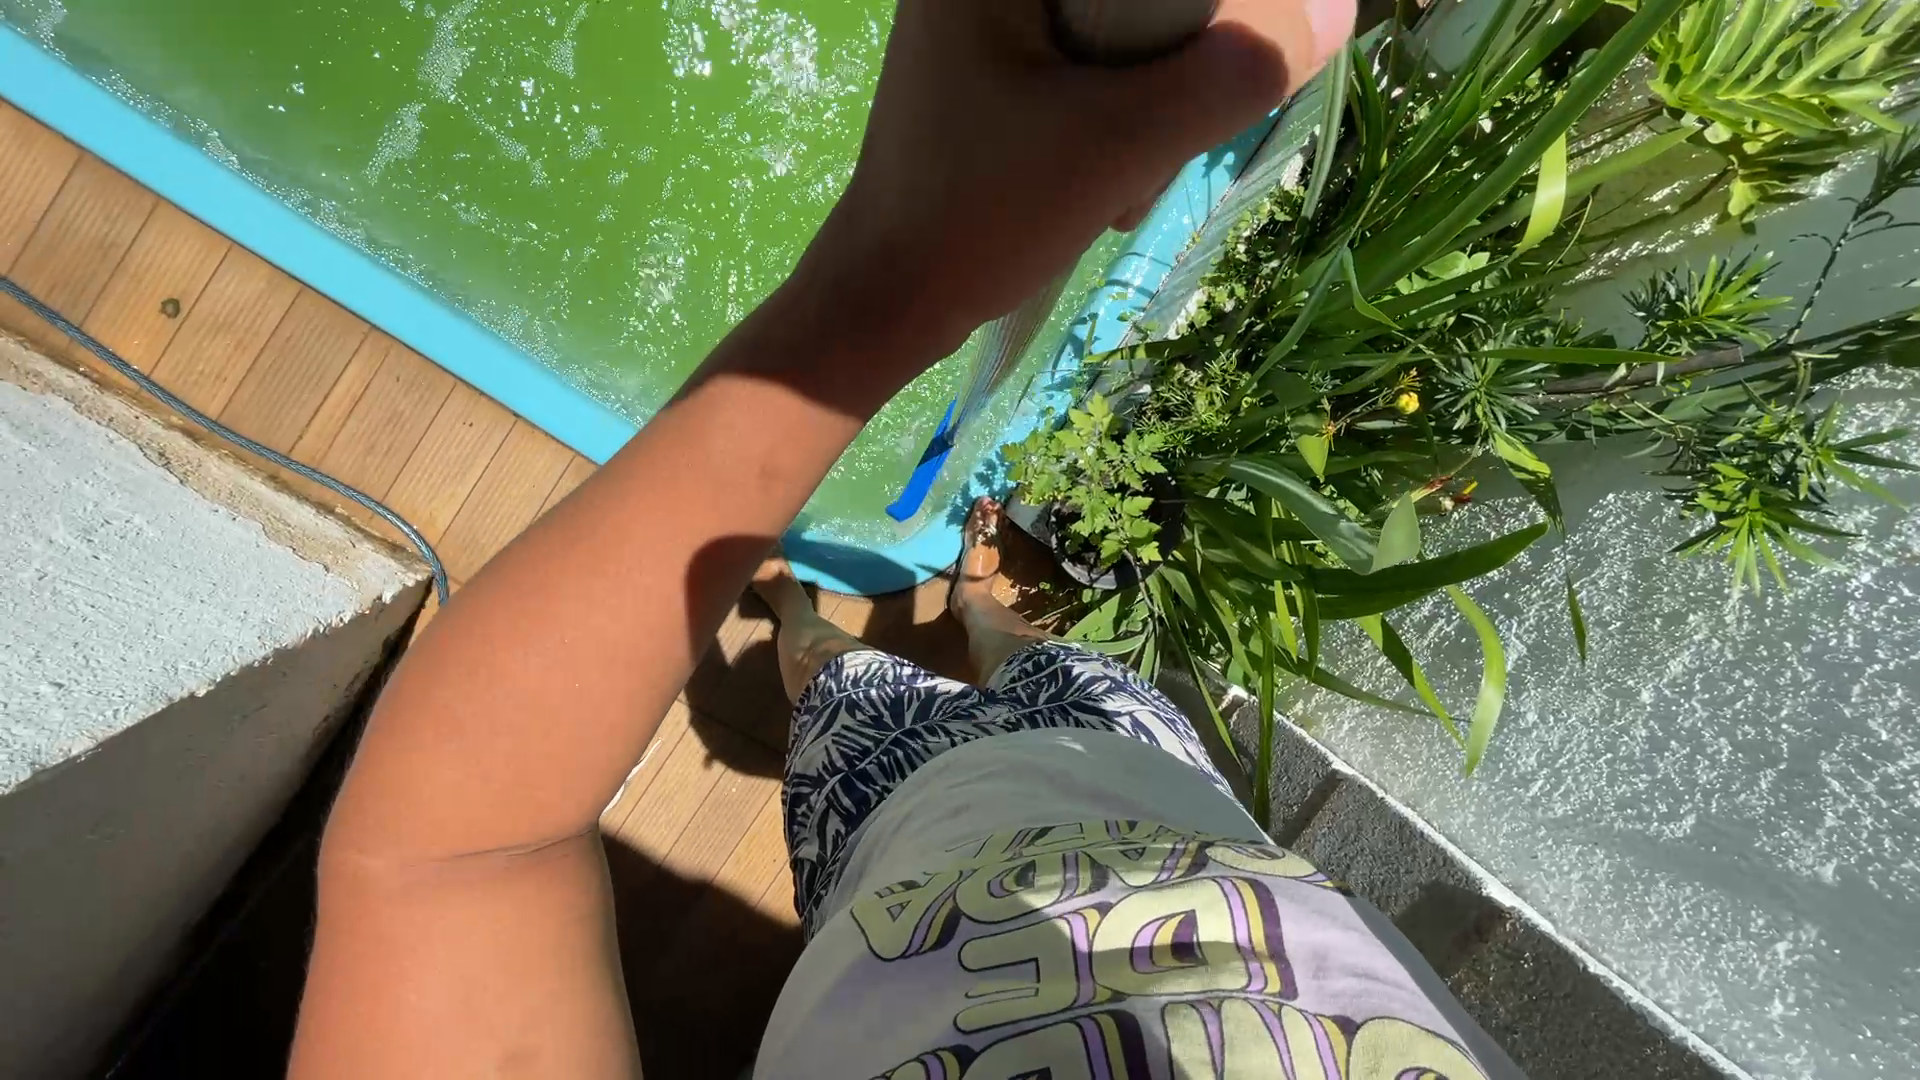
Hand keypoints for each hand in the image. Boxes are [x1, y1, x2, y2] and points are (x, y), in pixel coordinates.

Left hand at [794, 0, 1354, 383]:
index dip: (1204, 20)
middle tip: (1149, 153)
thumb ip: (1231, 74)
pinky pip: (1081, 78)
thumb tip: (1334, 9)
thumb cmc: (981, 219)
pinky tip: (1092, 192)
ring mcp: (983, 28)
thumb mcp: (1116, 147)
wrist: (887, 300)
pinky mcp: (987, 79)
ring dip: (1140, 117)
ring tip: (1112, 191)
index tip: (1204, 89)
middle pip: (1136, 5)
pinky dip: (1105, 131)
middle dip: (1168, 78)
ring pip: (1115, 42)